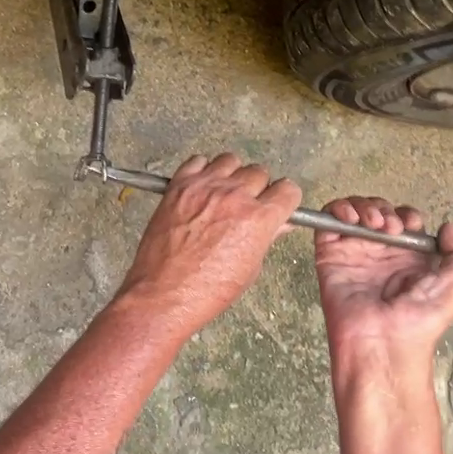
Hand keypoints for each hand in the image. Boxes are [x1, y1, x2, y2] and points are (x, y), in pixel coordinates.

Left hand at [117, 153, 303, 332]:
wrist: (165, 292)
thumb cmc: (206, 288)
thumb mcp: (250, 267)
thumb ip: (267, 236)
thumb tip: (280, 223)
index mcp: (258, 219)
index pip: (287, 190)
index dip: (284, 199)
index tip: (277, 203)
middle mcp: (233, 197)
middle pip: (258, 173)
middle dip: (257, 188)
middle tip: (246, 205)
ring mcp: (204, 189)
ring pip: (230, 161)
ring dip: (230, 174)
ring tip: (222, 194)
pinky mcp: (178, 187)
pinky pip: (196, 161)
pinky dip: (201, 170)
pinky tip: (200, 187)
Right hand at [313, 197, 452, 358]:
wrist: (380, 341)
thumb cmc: (417, 321)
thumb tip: (448, 227)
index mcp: (408, 258)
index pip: (404, 220)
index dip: (406, 216)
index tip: (407, 229)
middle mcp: (380, 252)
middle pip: (377, 210)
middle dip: (383, 209)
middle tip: (388, 228)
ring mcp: (353, 251)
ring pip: (353, 211)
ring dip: (362, 206)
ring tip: (370, 223)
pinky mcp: (329, 254)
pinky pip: (327, 223)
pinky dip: (336, 210)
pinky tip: (349, 217)